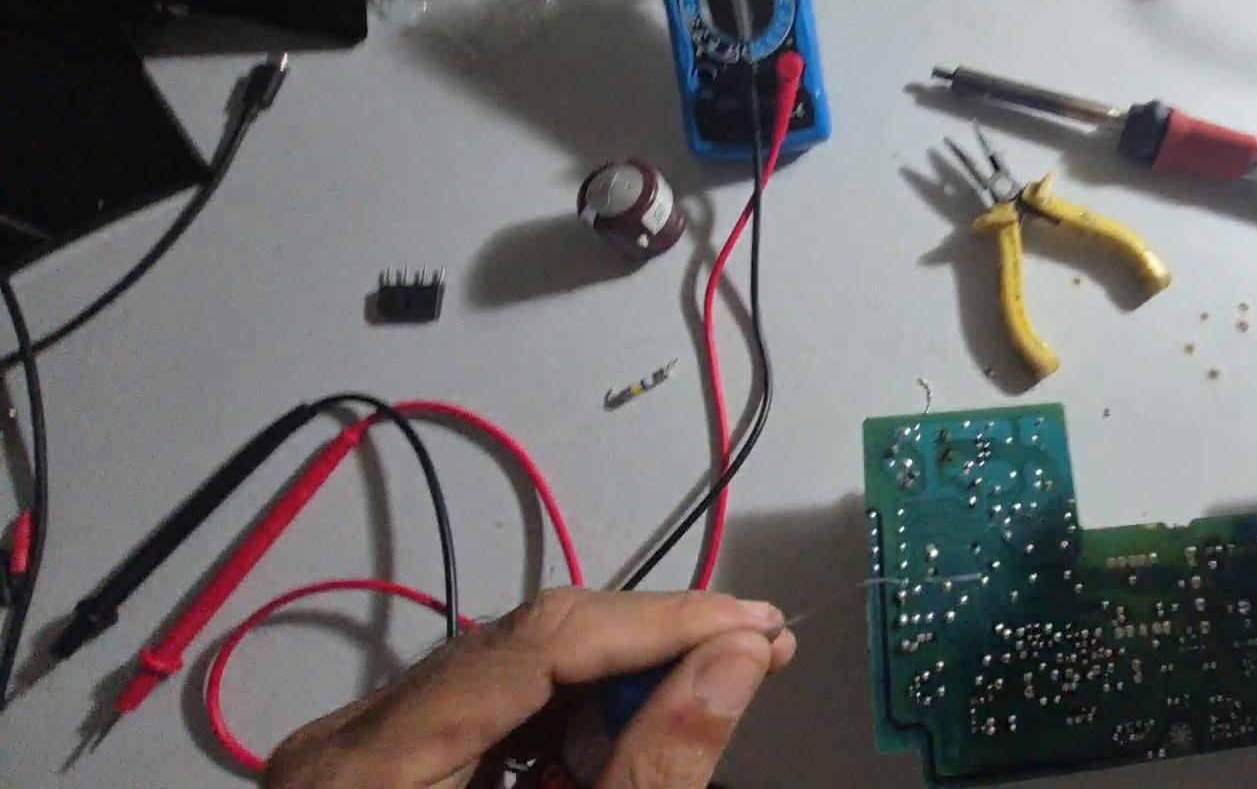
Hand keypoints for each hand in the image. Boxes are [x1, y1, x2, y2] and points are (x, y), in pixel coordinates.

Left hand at [263, 589, 797, 788]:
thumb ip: (654, 772)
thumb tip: (743, 654)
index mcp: (365, 771)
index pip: (542, 643)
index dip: (660, 622)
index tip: (756, 624)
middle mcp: (358, 733)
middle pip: (542, 641)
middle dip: (661, 640)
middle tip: (760, 643)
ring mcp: (376, 740)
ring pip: (539, 660)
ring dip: (637, 670)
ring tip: (721, 674)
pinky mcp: (403, 753)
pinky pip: (519, 699)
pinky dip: (593, 708)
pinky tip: (648, 717)